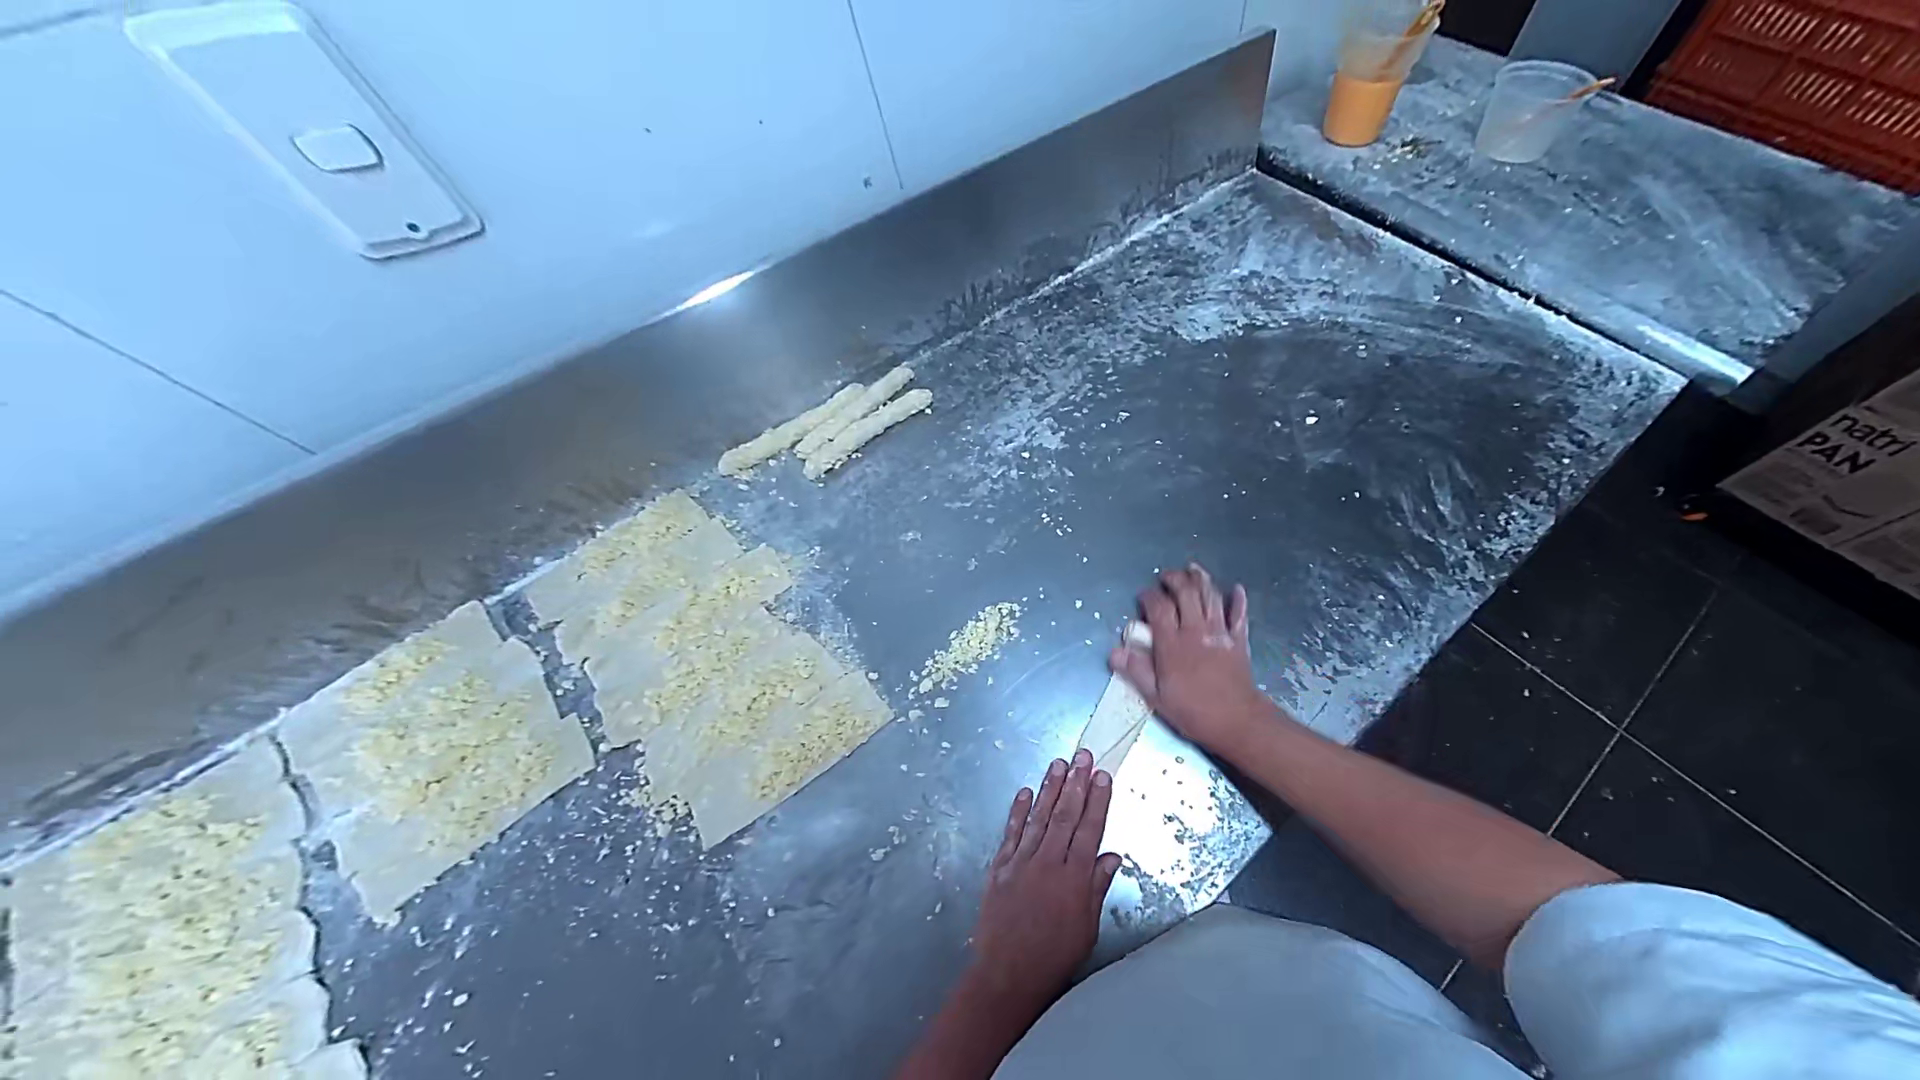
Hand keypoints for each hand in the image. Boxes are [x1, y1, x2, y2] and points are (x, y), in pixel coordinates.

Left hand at [969, 750, 1122, 1014]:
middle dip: (1075, 782)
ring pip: (1040, 817)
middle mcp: (1048, 862)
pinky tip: (1026, 791)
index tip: (1102, 776)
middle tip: (1082, 755)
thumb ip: (1097, 887)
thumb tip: (1111, 855)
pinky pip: (1012, 832)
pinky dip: (1019, 810)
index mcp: (1074, 877)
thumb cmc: (1055, 956)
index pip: (1089, 829)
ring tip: (1058, 763)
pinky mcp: (1000, 866)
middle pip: (1065, 815)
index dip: (1097, 800)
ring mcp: (1022, 861)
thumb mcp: (1087, 927)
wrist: (1008, 974)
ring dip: (1050, 788)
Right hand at [1109, 563, 1279, 755]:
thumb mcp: (1156, 696)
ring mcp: (1220, 633)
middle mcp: (1195, 631)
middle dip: (1175, 580)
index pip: (1158, 608)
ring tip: (1192, 569)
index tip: (1143, 596)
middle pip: (1185, 594)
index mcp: (1172, 644)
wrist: (1237, 721)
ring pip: (1210, 597)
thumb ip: (1136, 671)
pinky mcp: (1239, 640)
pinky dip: (1238, 600)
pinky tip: (1237, 589)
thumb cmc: (1193, 711)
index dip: (1149, 597)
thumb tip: (1115, 651)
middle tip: (1166, 577)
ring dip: (1201, 580)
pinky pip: (1239, 615)